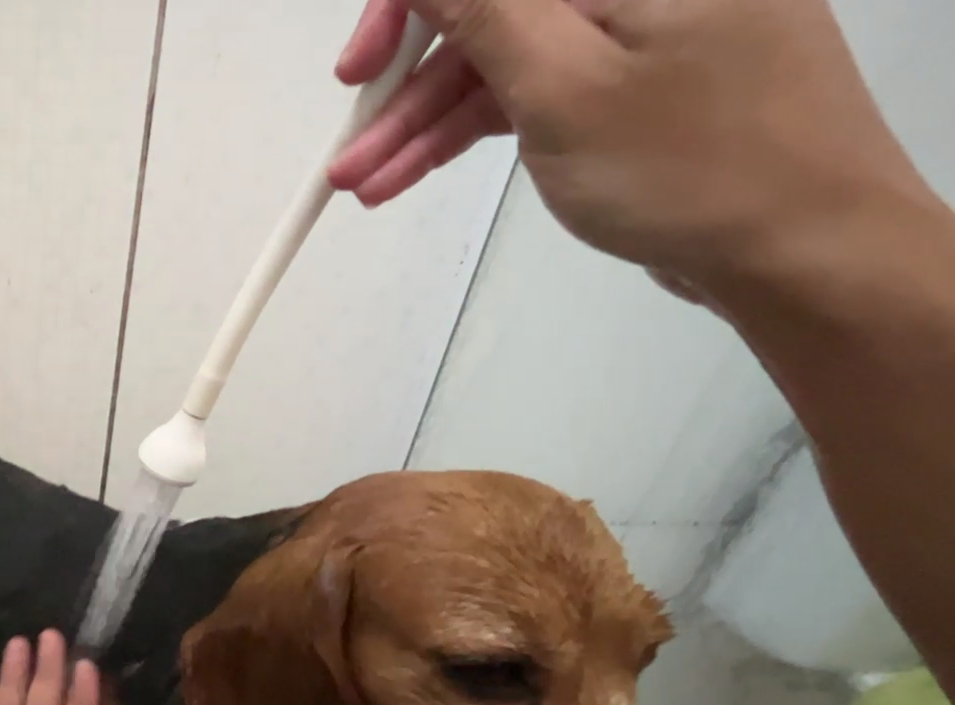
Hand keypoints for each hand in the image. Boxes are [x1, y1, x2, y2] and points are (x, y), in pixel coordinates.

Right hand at [329, 0, 930, 289]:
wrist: (793, 245)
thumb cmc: (689, 165)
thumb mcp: (565, 88)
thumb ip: (487, 13)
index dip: (405, 6)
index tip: (356, 70)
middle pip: (486, 14)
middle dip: (404, 86)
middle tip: (347, 153)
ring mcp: (626, 30)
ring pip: (495, 64)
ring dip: (420, 126)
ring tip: (360, 187)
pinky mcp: (621, 81)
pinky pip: (524, 93)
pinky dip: (464, 135)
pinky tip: (406, 177)